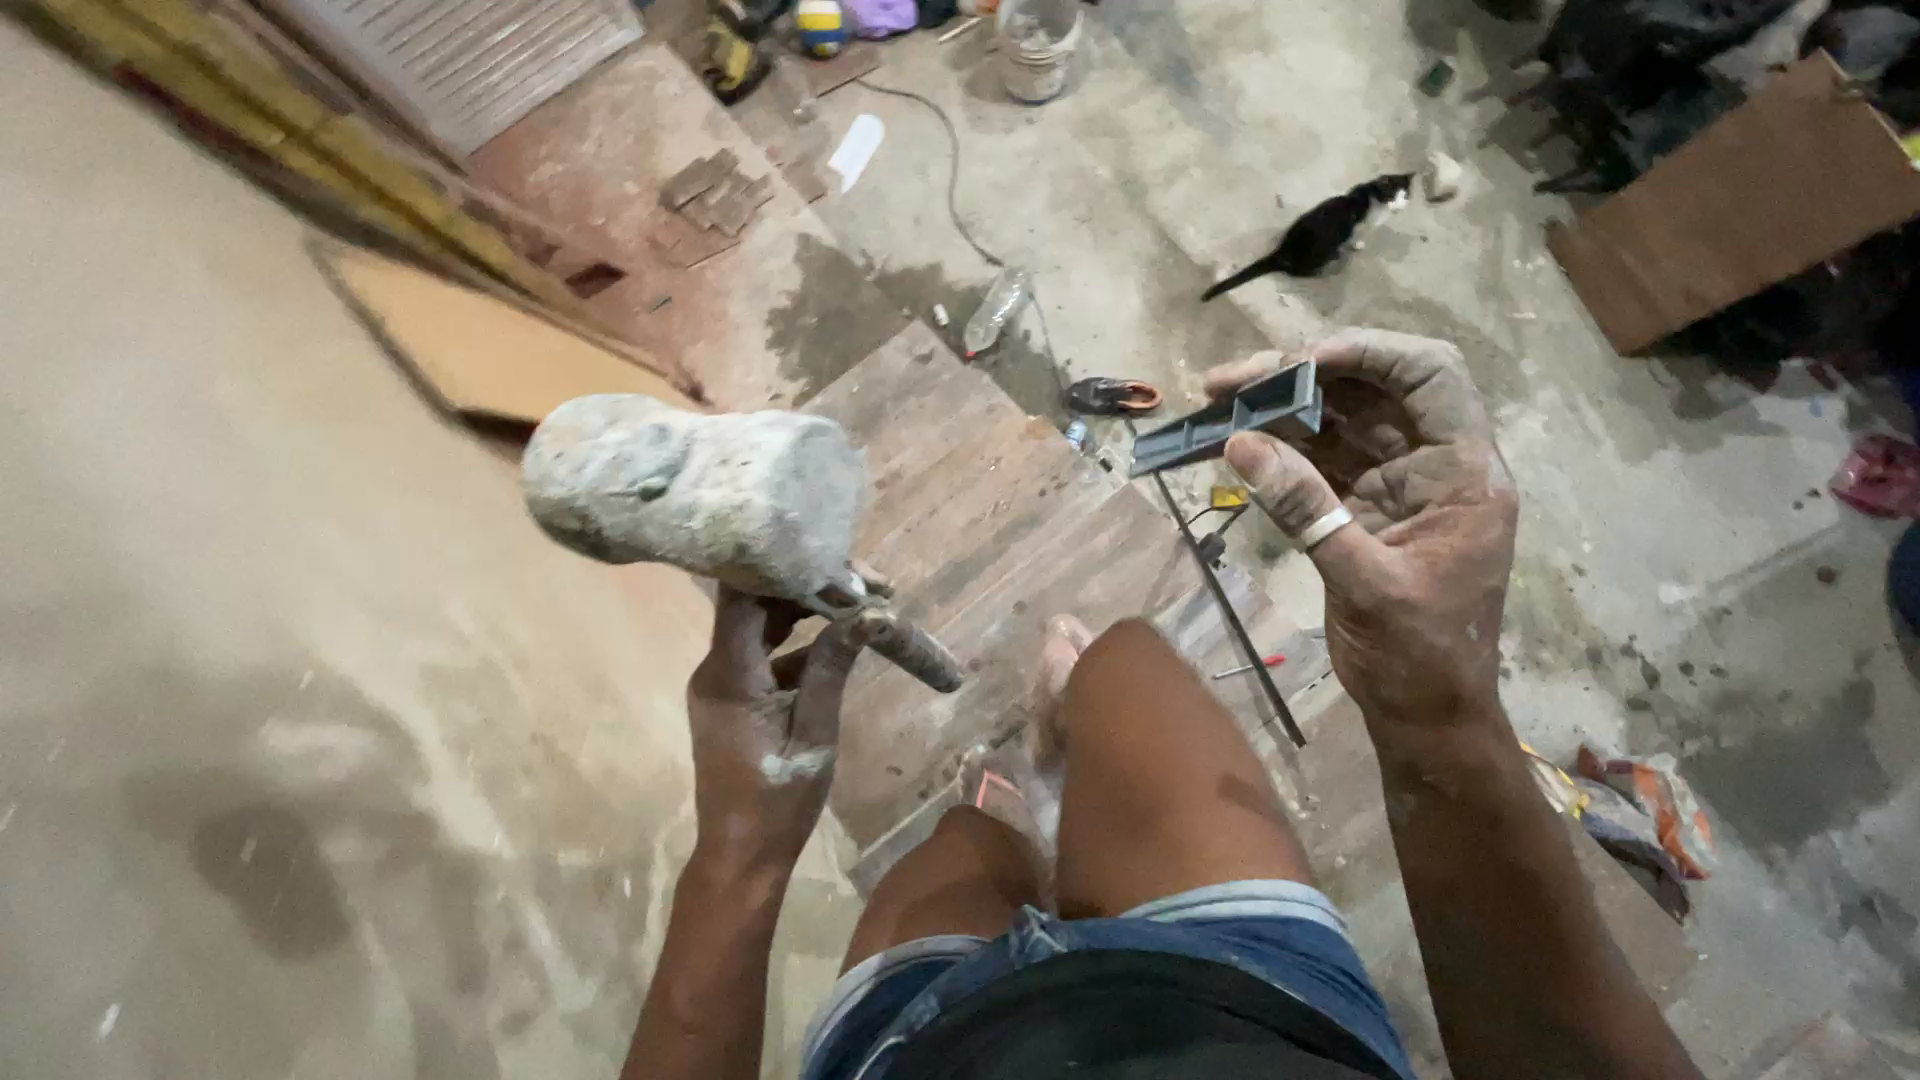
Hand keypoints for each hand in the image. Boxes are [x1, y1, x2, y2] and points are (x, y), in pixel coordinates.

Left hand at [686, 588, 871, 870]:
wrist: (742, 854)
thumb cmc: (779, 801)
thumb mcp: (815, 734)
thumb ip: (833, 668)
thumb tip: (869, 613)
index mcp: (729, 674)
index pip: (744, 596)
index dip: (785, 568)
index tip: (836, 558)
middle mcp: (716, 667)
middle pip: (754, 603)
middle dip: (808, 585)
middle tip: (865, 581)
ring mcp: (723, 680)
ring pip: (760, 625)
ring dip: (806, 611)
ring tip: (861, 600)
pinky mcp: (734, 695)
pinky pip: (765, 652)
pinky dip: (799, 641)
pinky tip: (840, 638)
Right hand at [1205, 330, 1518, 728]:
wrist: (1422, 711)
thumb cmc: (1418, 655)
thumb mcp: (1364, 582)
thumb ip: (1305, 510)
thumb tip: (1241, 445)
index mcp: (1462, 473)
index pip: (1429, 376)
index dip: (1367, 354)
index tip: (1296, 362)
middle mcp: (1429, 464)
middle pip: (1370, 390)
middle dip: (1300, 374)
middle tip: (1229, 381)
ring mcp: (1390, 484)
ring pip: (1335, 421)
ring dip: (1278, 406)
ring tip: (1217, 400)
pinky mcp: (1355, 507)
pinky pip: (1313, 460)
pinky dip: (1275, 446)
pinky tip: (1233, 439)